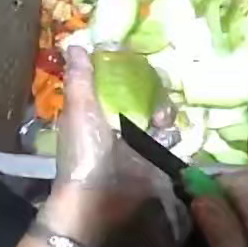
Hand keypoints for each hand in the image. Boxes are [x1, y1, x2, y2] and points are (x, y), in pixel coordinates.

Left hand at [43, 47, 175, 243]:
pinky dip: (172, 134)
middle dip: (154, 90)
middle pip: (144, 94)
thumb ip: (80, 79)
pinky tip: (167, 136)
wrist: (98, 202)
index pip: (117, 80)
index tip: (138, 62)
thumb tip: (75, 44)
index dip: (129, 68)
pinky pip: (172, 138)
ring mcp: (138, 142)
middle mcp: (118, 123)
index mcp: (97, 109)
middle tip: (155, 96)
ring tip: (162, 120)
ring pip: (161, 113)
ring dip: (165, 110)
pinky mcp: (155, 159)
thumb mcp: (79, 111)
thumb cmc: (85, 153)